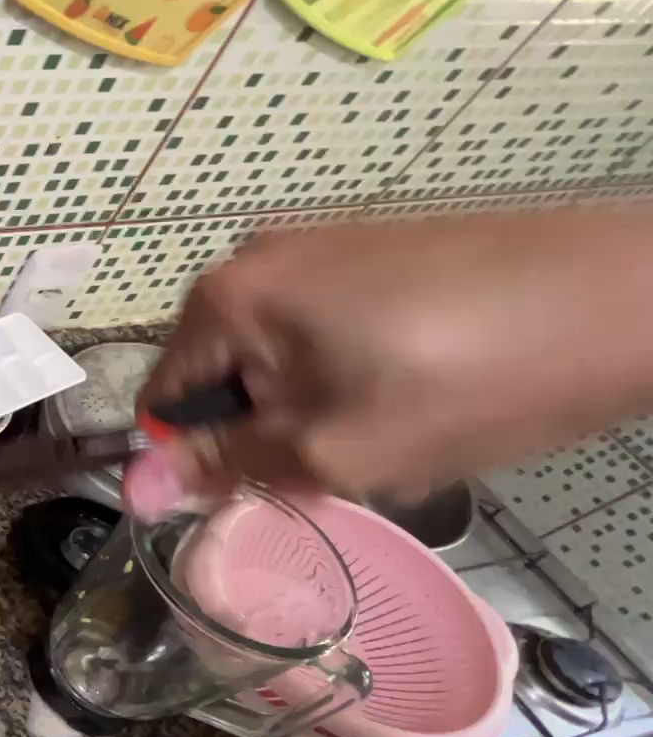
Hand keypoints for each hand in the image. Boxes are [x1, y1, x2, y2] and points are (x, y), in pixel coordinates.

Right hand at [129, 207, 652, 515]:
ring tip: (392, 421)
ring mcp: (310, 247)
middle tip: (351, 453)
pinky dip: (343, 369)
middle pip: (219, 377)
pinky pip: (314, 329)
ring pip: (270, 359)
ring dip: (311, 404)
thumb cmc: (477, 379)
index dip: (205, 453)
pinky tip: (413, 382)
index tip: (276, 476)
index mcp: (225, 299)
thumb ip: (226, 466)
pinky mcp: (364, 248)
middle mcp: (250, 261)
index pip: (164, 399)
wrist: (651, 292)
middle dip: (269, 428)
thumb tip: (135, 489)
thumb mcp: (337, 448)